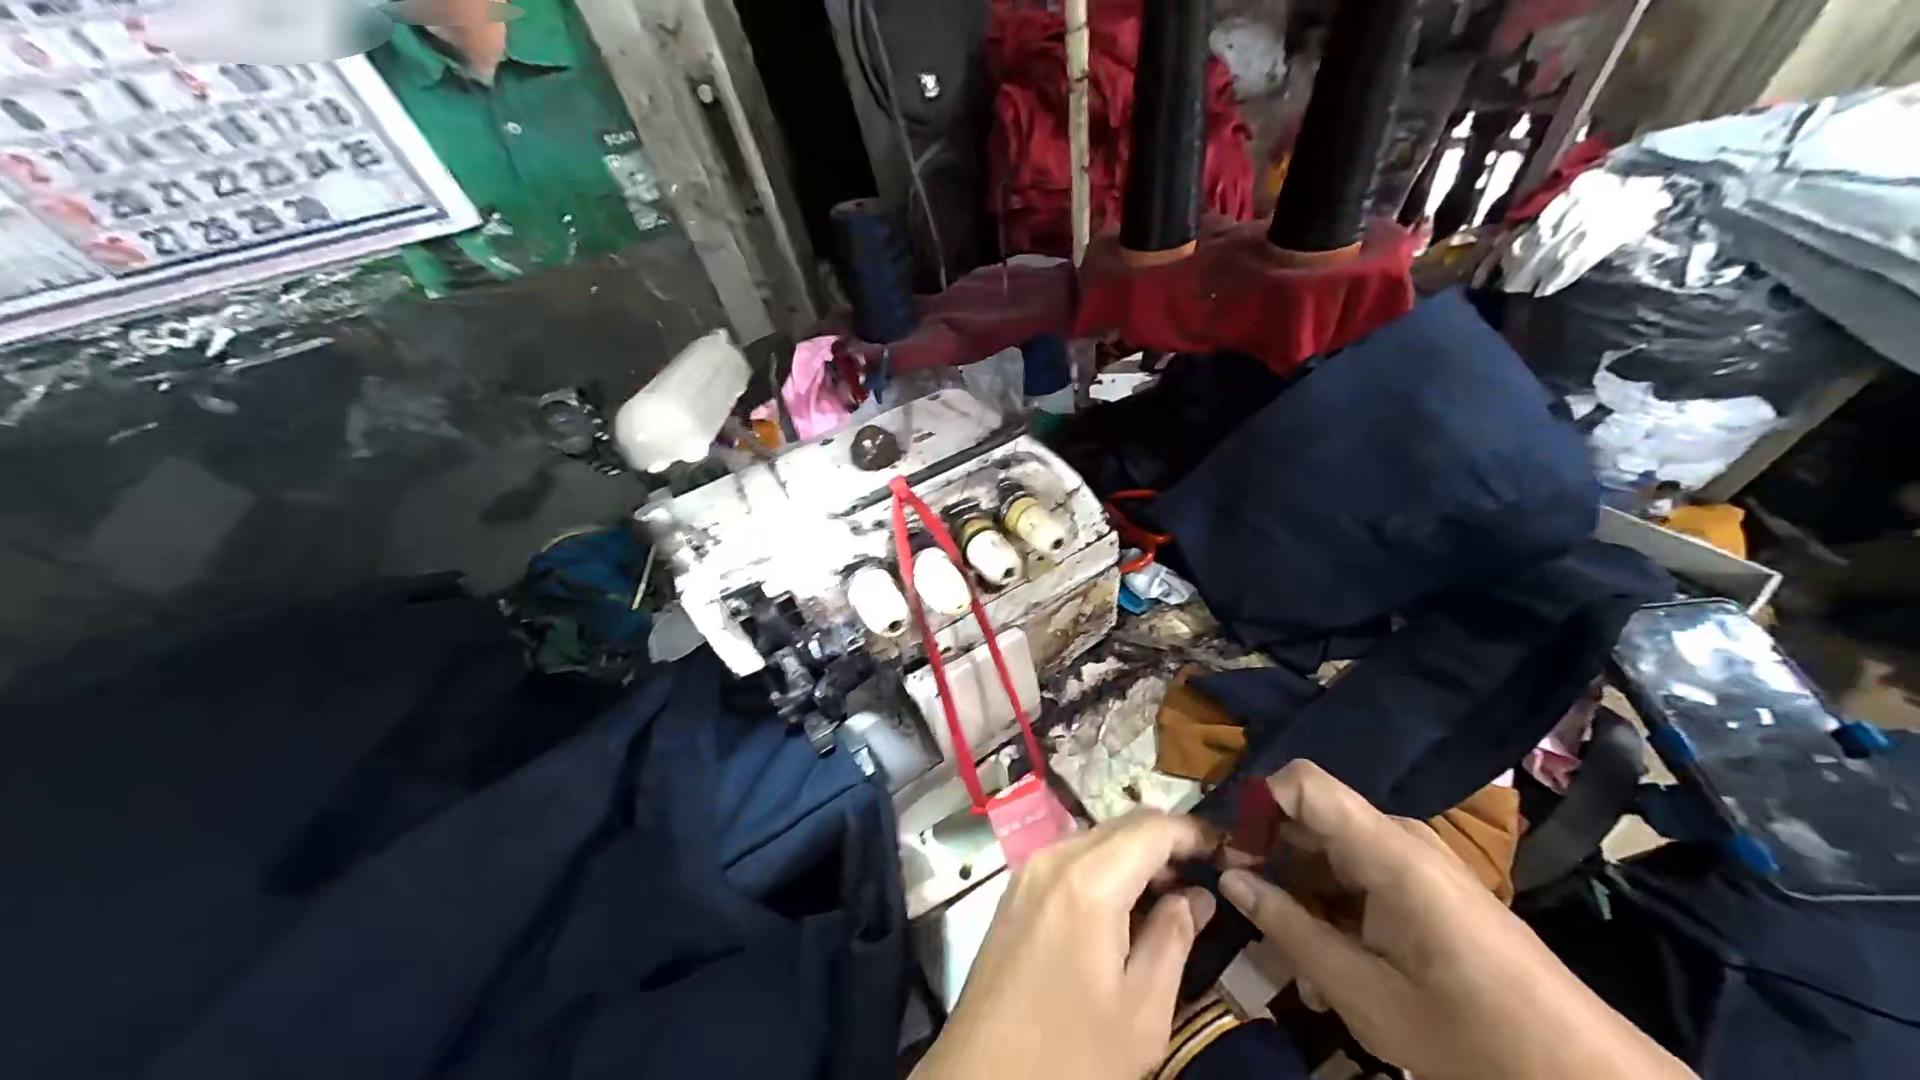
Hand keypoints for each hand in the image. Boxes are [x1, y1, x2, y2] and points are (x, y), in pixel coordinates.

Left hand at [912, 813, 1217, 1079]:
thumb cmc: (1071, 1055)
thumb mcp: (1142, 1011)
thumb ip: (1173, 939)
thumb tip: (1195, 896)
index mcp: (1087, 881)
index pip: (1151, 829)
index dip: (1193, 832)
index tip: (1226, 849)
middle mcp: (1052, 859)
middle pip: (1120, 826)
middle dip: (1165, 842)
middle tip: (1204, 876)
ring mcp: (1027, 872)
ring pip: (1094, 838)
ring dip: (1134, 854)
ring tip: (1170, 894)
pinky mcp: (1015, 892)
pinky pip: (1069, 859)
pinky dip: (1104, 867)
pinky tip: (1123, 906)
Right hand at [1220, 762, 1693, 1079]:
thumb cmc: (1470, 1034)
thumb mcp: (1361, 990)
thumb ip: (1286, 925)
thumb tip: (1229, 876)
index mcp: (1387, 850)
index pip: (1301, 782)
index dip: (1256, 805)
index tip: (1233, 854)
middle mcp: (1400, 840)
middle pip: (1310, 819)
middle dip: (1270, 858)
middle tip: (1248, 911)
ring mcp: (1417, 863)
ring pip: (1331, 853)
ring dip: (1300, 893)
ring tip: (1289, 957)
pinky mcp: (1428, 888)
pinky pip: (1361, 876)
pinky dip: (1333, 907)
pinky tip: (1328, 963)